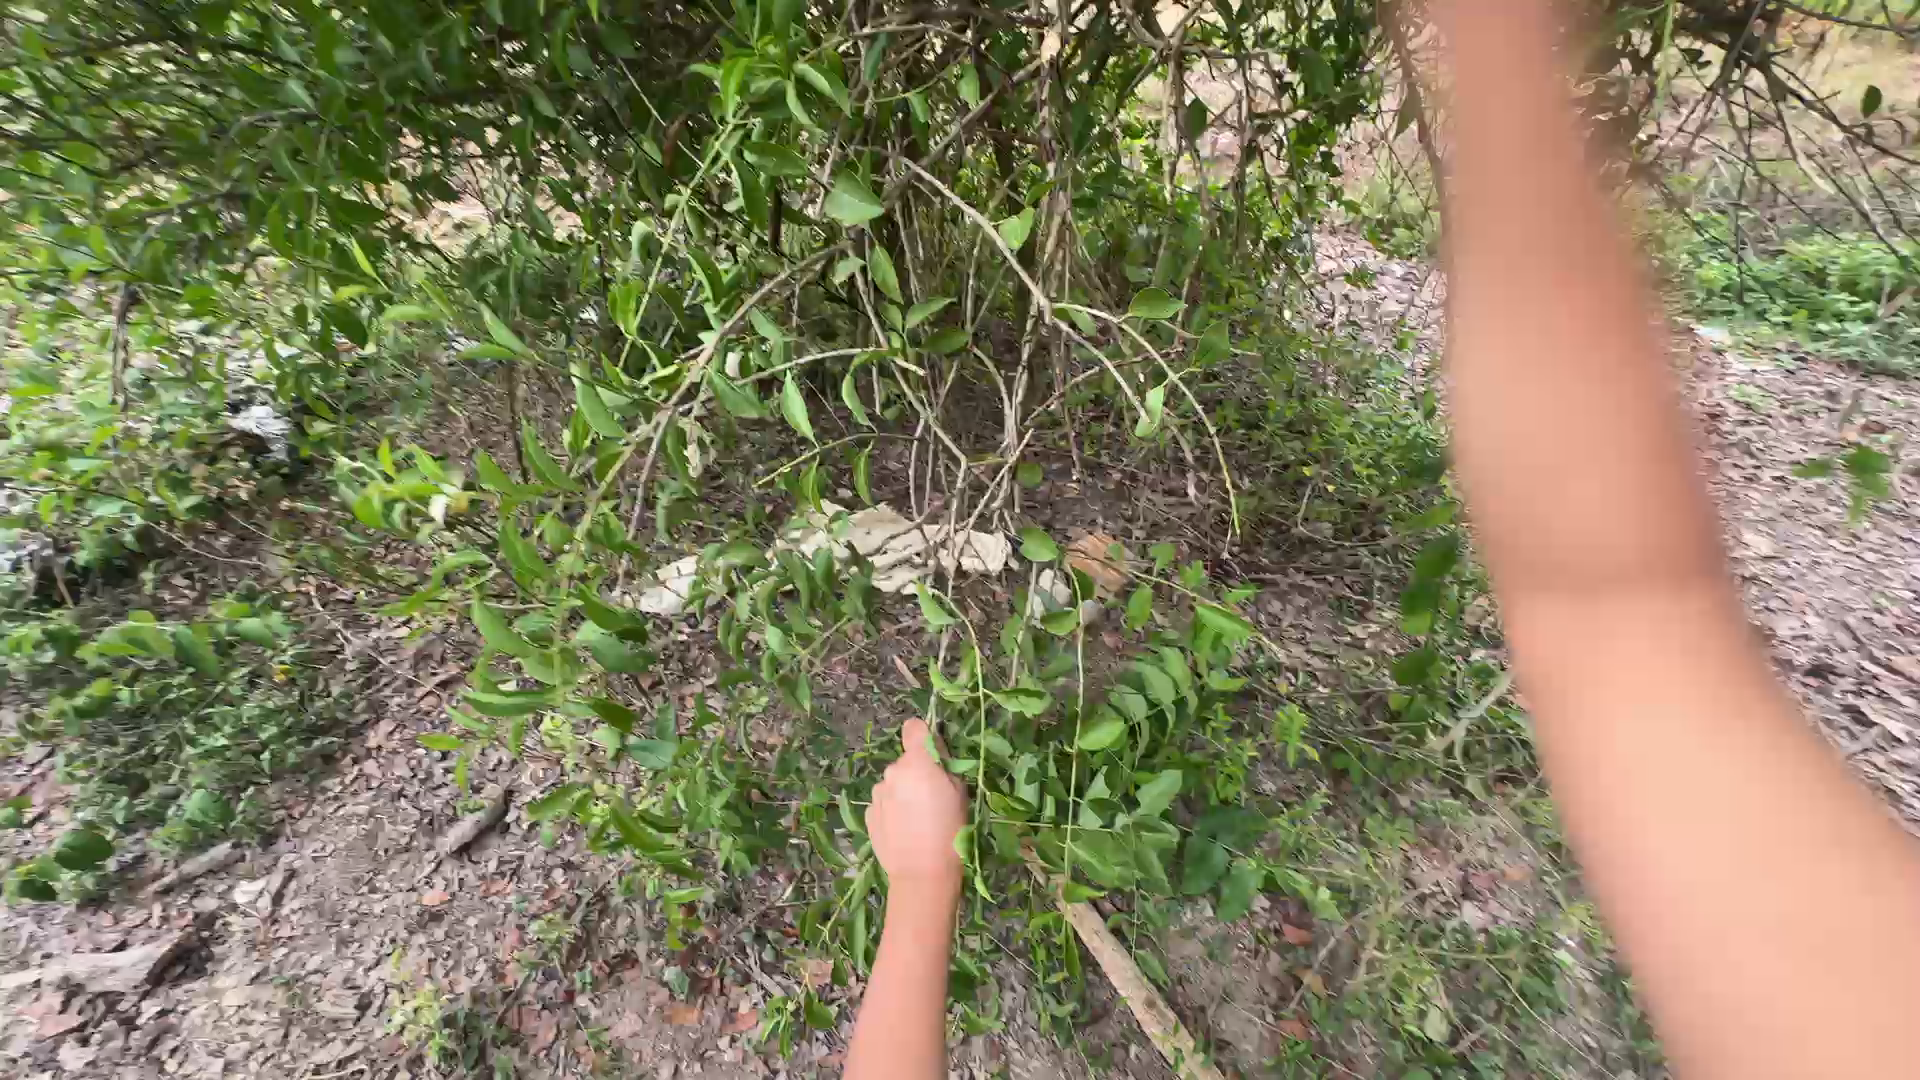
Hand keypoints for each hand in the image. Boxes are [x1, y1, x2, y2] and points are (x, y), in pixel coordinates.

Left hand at [866, 717, 968, 897]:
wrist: (922, 875)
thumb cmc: (950, 831)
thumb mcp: (960, 792)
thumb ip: (944, 767)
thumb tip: (935, 756)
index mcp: (917, 762)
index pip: (913, 727)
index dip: (922, 736)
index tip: (931, 753)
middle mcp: (892, 771)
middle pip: (905, 762)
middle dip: (916, 773)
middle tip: (931, 799)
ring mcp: (877, 793)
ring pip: (893, 783)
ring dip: (903, 793)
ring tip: (917, 821)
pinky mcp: (869, 814)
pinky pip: (884, 803)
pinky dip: (893, 810)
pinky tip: (904, 831)